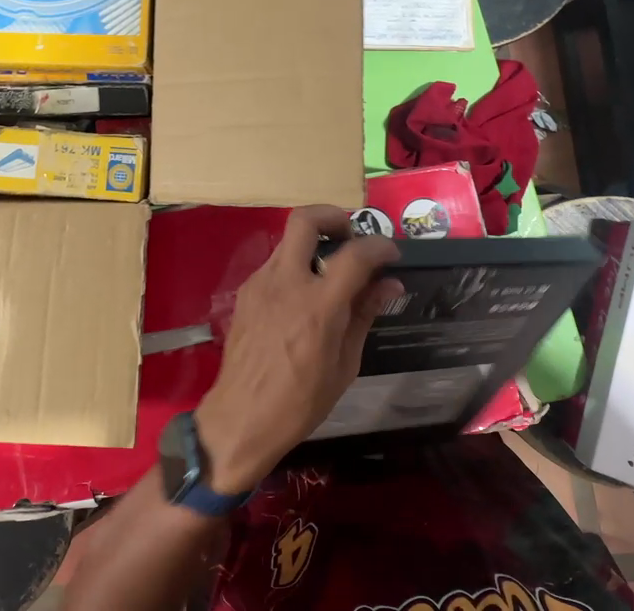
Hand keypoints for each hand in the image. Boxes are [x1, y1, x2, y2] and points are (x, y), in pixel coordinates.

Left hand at [193, 206, 404, 494]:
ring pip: (288, 240)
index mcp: (318, 305)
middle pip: (305, 220)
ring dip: (312, 244)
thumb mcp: (345, 364)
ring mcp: (260, 283)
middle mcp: (286, 282)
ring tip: (330, 271)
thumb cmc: (301, 401)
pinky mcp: (245, 292)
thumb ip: (364, 315)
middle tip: (350, 235)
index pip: (355, 253)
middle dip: (333, 216)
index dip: (379, 246)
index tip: (391, 254)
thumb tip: (389, 285)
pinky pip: (275, 264)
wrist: (241, 417)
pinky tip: (304, 295)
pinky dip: (295, 266)